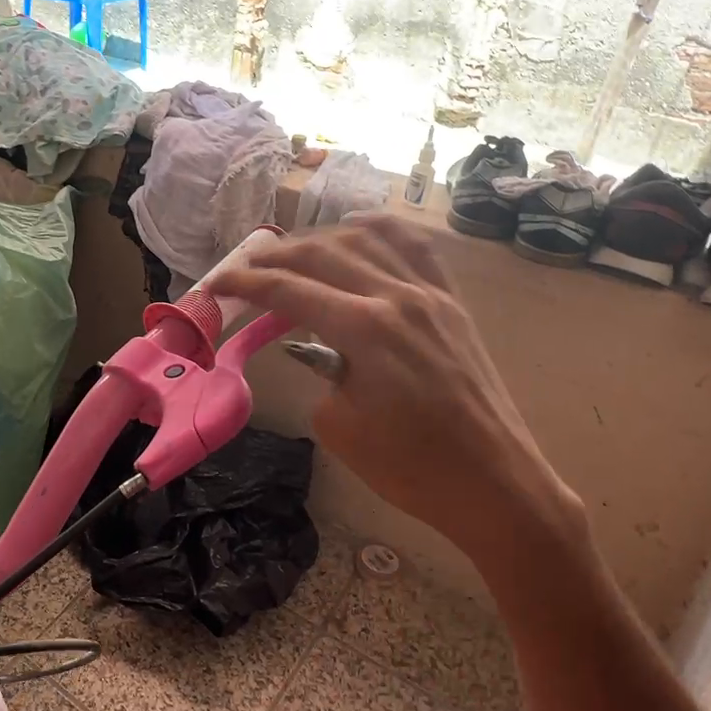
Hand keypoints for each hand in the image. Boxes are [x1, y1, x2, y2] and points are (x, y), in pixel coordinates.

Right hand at [211, 211, 585, 563]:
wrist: (493, 483)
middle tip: (246, 267)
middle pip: (323, 254)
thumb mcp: (340, 427)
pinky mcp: (452, 304)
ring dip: (323, 237)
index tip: (217, 284)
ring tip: (295, 251)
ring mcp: (430, 295)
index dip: (246, 284)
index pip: (289, 291)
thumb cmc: (411, 467)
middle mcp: (396, 296)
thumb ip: (320, 374)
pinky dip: (382, 229)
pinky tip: (359, 227)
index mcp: (364, 329)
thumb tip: (320, 350)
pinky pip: (416, 248)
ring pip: (368, 238)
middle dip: (276, 256)